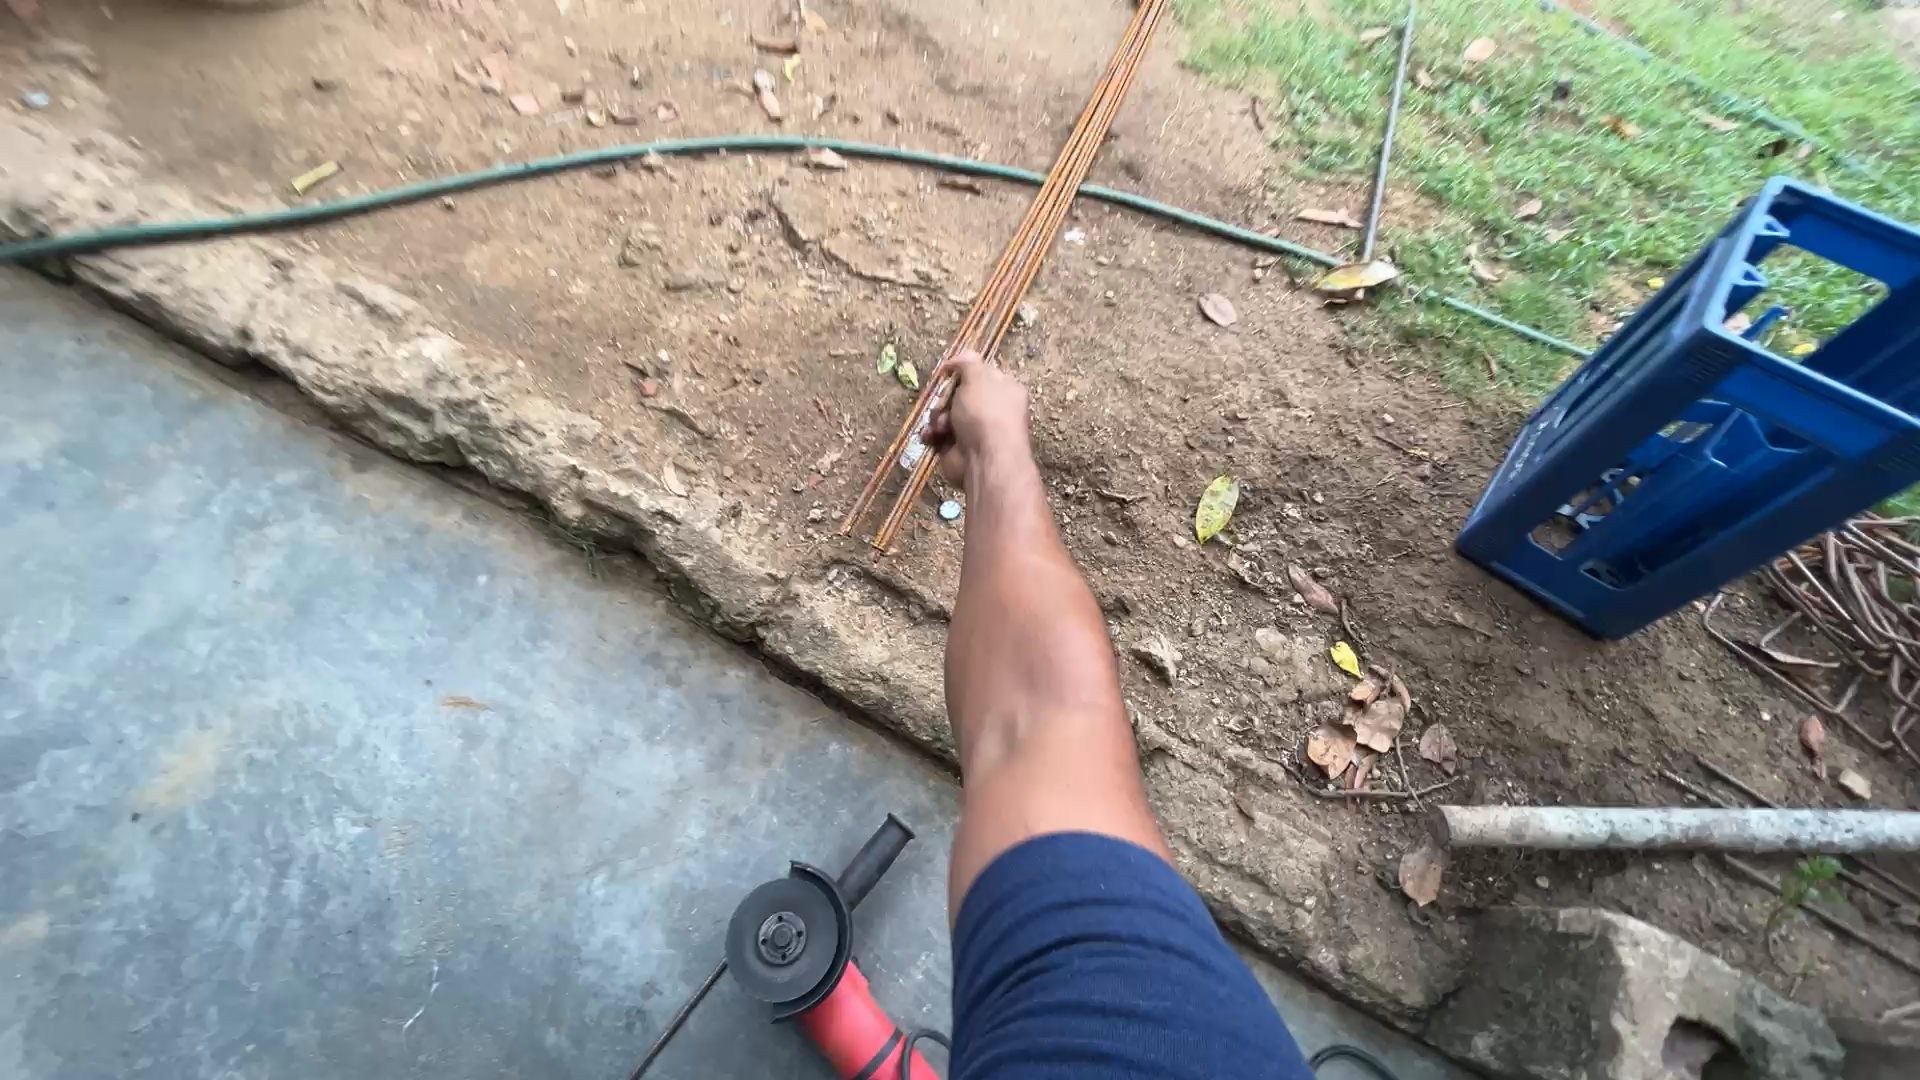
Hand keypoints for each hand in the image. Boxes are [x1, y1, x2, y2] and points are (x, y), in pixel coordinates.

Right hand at [925, 351, 1030, 490]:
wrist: (985, 459)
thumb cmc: (985, 413)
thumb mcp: (977, 376)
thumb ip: (967, 362)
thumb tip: (955, 361)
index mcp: (1004, 389)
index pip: (981, 374)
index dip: (962, 372)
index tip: (947, 373)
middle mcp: (992, 409)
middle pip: (958, 394)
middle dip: (945, 398)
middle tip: (944, 405)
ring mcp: (975, 430)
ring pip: (945, 414)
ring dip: (936, 417)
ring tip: (940, 426)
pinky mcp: (958, 448)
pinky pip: (939, 435)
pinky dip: (932, 434)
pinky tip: (933, 436)